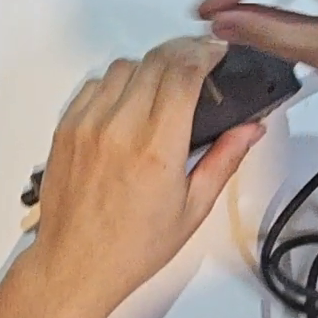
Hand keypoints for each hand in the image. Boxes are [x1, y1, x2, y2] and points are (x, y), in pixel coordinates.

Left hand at [26, 37, 265, 316]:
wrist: (76, 265)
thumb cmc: (133, 246)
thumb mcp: (193, 209)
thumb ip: (224, 159)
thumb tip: (251, 128)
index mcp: (156, 149)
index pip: (183, 74)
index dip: (204, 54)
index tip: (217, 53)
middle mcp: (119, 129)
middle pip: (155, 60)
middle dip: (183, 53)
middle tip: (199, 62)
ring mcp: (87, 125)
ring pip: (124, 66)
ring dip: (149, 67)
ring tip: (164, 86)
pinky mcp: (66, 128)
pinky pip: (94, 84)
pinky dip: (116, 83)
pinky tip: (129, 103)